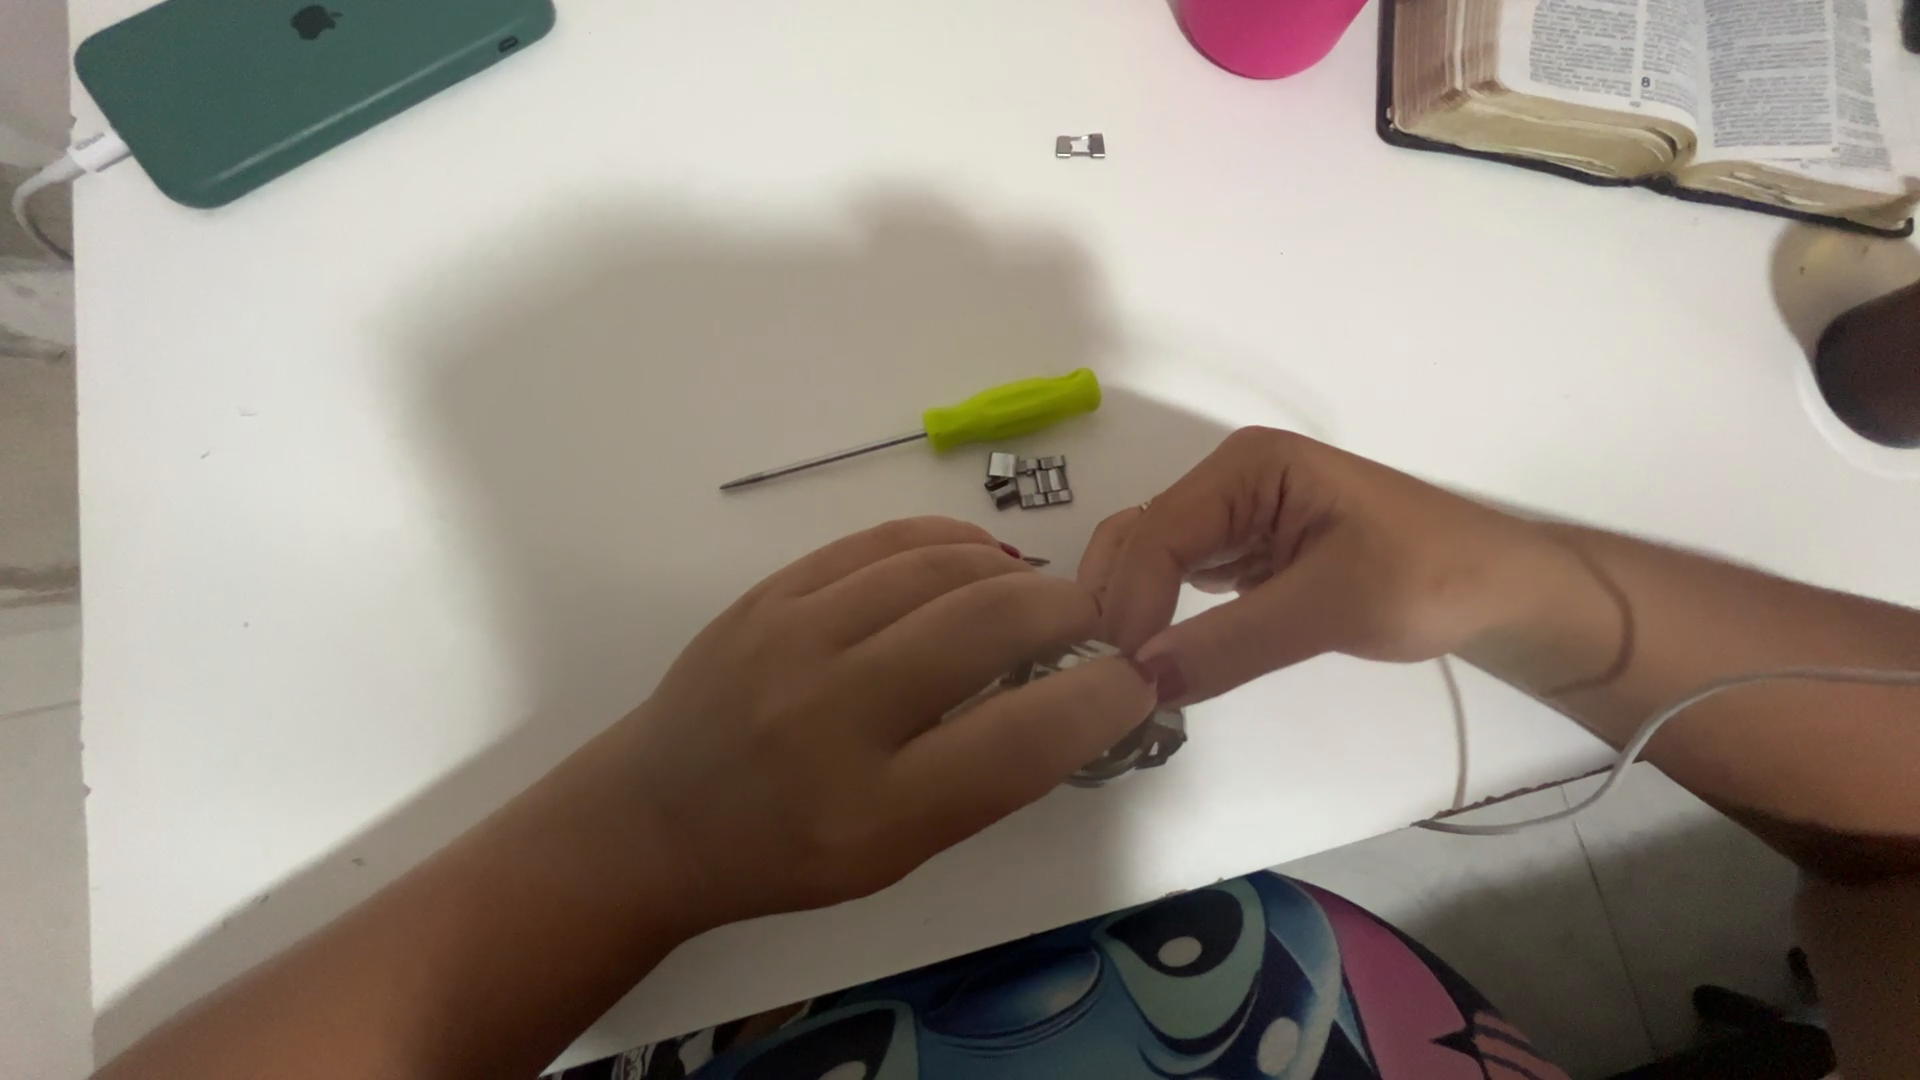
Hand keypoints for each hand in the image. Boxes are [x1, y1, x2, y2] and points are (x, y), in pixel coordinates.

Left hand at [608, 517, 1155, 927]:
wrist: (655, 814)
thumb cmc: (786, 852)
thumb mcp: (894, 853)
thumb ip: (983, 778)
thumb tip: (1069, 694)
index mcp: (871, 811)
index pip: (1018, 741)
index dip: (1098, 702)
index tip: (1131, 681)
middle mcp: (831, 713)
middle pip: (985, 626)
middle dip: (1067, 613)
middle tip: (1089, 623)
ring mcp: (793, 637)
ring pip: (941, 568)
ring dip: (1014, 574)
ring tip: (1036, 593)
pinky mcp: (771, 592)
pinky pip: (885, 541)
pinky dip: (951, 543)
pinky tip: (978, 560)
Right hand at [1079, 429, 1609, 704]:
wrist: (1504, 590)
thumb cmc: (1435, 579)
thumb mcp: (1333, 609)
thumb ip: (1232, 643)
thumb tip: (1141, 683)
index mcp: (1247, 466)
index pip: (1160, 532)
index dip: (1133, 602)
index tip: (1122, 675)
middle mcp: (1226, 481)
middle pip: (1140, 538)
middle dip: (1116, 601)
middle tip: (1103, 673)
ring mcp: (1231, 515)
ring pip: (1149, 558)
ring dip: (1129, 608)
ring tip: (1118, 669)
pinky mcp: (1241, 550)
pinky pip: (1178, 579)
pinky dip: (1157, 615)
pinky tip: (1152, 654)